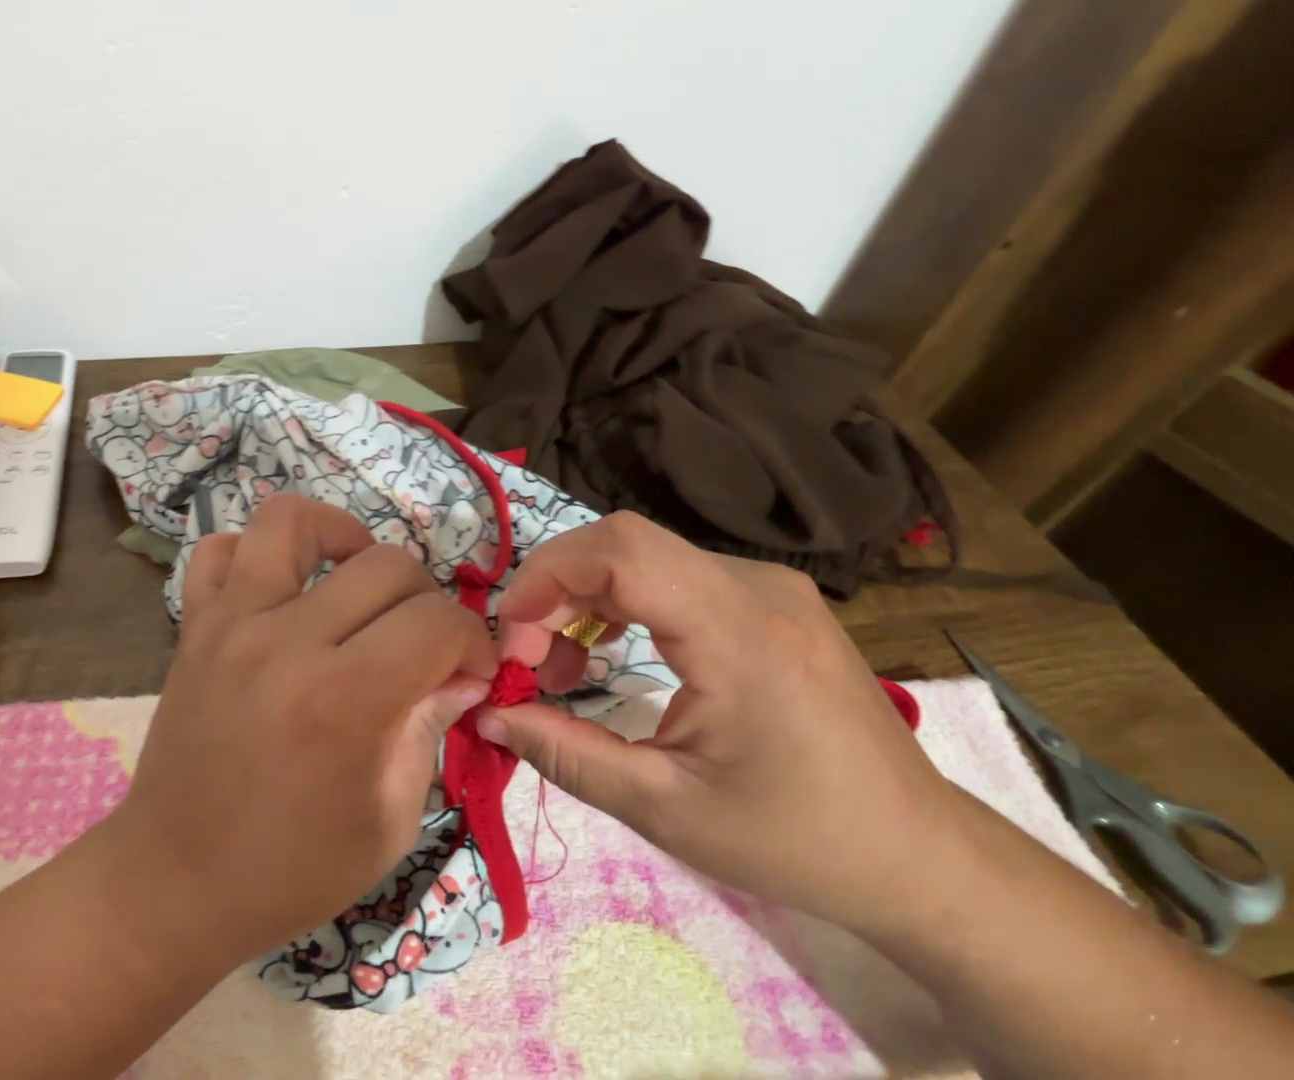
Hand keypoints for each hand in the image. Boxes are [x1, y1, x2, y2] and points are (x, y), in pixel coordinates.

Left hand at [109, 494, 497, 955]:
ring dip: (340, 536)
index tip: (471, 672)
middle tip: (421, 646)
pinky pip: (215, 551)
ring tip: (354, 578)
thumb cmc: (292, 869)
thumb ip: (429, 729)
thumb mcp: (390, 819)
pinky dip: (252, 554)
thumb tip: (462, 673)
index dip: (473, 642)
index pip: (437, 622)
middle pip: (386, 564)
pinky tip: (281, 593)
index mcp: (344, 699)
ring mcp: (230, 625)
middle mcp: (286, 642)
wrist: (176, 883)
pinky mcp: (193, 628)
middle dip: (426, 599)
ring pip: (290, 520)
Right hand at [484, 512, 966, 930]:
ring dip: (586, 598)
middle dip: (555, 590)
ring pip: (647, 555)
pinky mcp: (774, 602)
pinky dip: (624, 603)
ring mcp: (772, 588)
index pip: (620, 550)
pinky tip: (611, 651)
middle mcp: (759, 588)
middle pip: (625, 542)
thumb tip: (489, 714)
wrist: (915, 853)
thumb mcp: (663, 807)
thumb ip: (565, 753)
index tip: (514, 646)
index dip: (545, 579)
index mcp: (739, 633)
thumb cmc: (792, 838)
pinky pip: (677, 576)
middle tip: (529, 663)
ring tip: (564, 668)